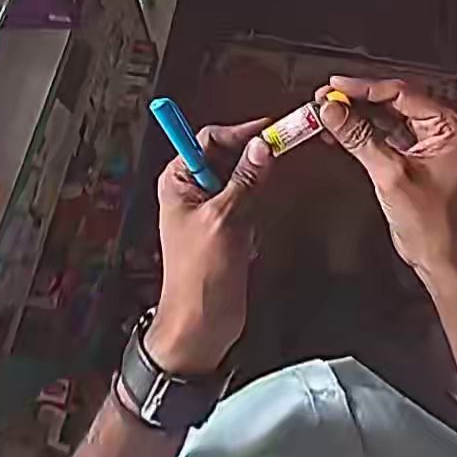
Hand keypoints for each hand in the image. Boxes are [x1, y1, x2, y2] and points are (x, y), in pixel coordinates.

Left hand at [149, 117, 274, 374]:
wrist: (201, 328)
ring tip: (249, 221)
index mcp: (179, 180)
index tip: (270, 129)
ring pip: (244, 179)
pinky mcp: (228, 225)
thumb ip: (247, 179)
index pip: (210, 138)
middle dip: (251, 166)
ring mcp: (211, 207)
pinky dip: (256, 215)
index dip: (240, 132)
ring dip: (254, 196)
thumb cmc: (198, 277)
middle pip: (229, 156)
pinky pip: (250, 203)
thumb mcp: (225, 220)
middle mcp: (193, 189)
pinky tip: (248, 239)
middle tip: (277, 160)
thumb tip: (263, 145)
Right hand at [317, 77, 456, 289]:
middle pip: (392, 103)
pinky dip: (361, 134)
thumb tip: (331, 110)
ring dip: (356, 117)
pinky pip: (384, 137)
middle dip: (357, 101)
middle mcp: (439, 129)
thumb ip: (360, 138)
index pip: (400, 93)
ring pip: (385, 119)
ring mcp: (426, 144)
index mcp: (447, 126)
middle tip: (325, 98)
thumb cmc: (434, 225)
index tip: (335, 86)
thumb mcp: (391, 176)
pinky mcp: (413, 159)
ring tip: (326, 113)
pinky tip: (338, 133)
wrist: (447, 264)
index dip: (364, 88)